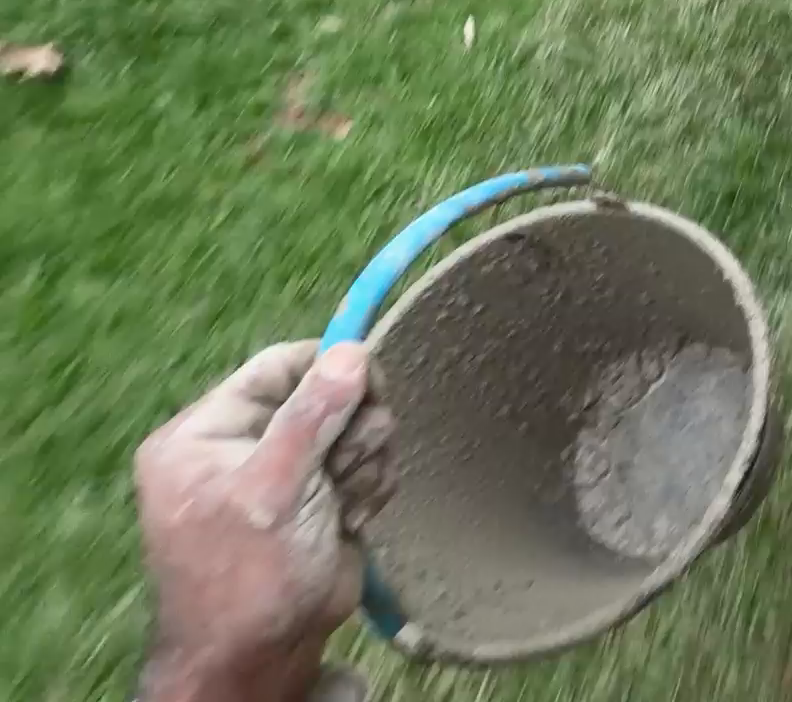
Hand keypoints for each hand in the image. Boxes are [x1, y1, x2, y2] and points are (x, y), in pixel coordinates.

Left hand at [134, 341, 396, 701]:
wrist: (268, 647)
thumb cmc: (250, 572)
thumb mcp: (273, 489)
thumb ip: (311, 416)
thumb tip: (351, 351)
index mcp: (210, 433)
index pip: (283, 364)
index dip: (331, 368)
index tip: (367, 387)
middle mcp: (250, 442)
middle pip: (336, 391)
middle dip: (355, 430)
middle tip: (341, 467)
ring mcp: (292, 466)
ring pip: (364, 425)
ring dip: (368, 461)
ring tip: (343, 501)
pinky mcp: (328, 487)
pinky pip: (375, 456)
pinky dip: (374, 483)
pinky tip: (352, 515)